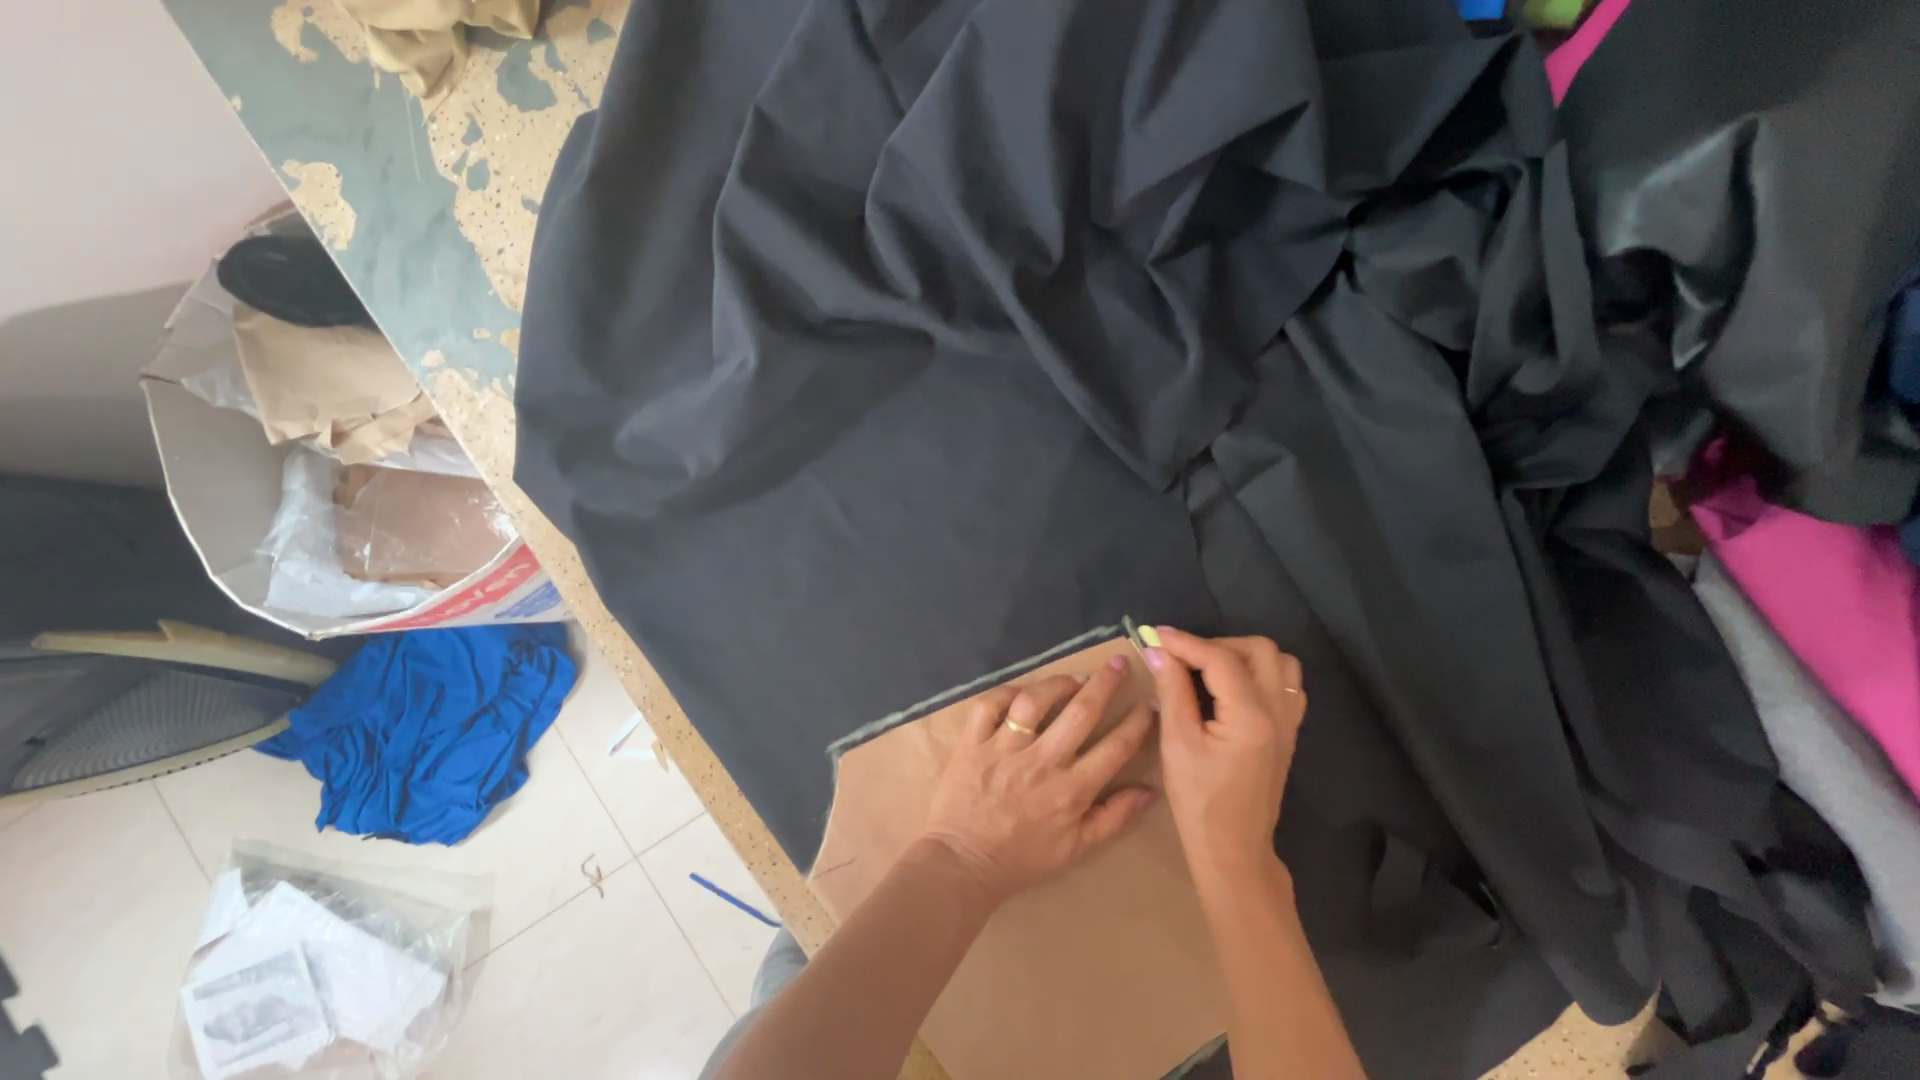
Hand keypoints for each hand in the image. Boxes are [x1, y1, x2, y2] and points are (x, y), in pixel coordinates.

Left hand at [920, 654, 1157, 904]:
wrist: (963, 865)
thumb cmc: (1023, 859)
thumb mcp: (1077, 848)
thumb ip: (1114, 817)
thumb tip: (1149, 790)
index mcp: (1072, 790)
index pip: (1116, 747)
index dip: (1139, 722)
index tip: (1151, 702)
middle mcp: (1042, 763)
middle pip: (1081, 711)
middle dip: (1105, 683)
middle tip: (1119, 663)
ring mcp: (1004, 750)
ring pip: (1034, 701)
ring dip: (1057, 683)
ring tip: (1071, 678)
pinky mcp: (972, 744)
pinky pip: (989, 706)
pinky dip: (1006, 693)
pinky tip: (1021, 693)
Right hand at [1145, 627, 1304, 875]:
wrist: (1233, 848)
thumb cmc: (1199, 801)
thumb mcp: (1177, 744)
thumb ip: (1172, 691)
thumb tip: (1159, 652)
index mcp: (1251, 716)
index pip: (1220, 658)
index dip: (1186, 642)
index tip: (1155, 636)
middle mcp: (1278, 712)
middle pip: (1258, 650)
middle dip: (1217, 644)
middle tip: (1182, 657)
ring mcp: (1289, 722)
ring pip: (1279, 664)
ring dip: (1243, 655)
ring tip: (1208, 669)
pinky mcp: (1288, 733)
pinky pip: (1285, 686)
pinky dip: (1260, 674)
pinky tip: (1232, 690)